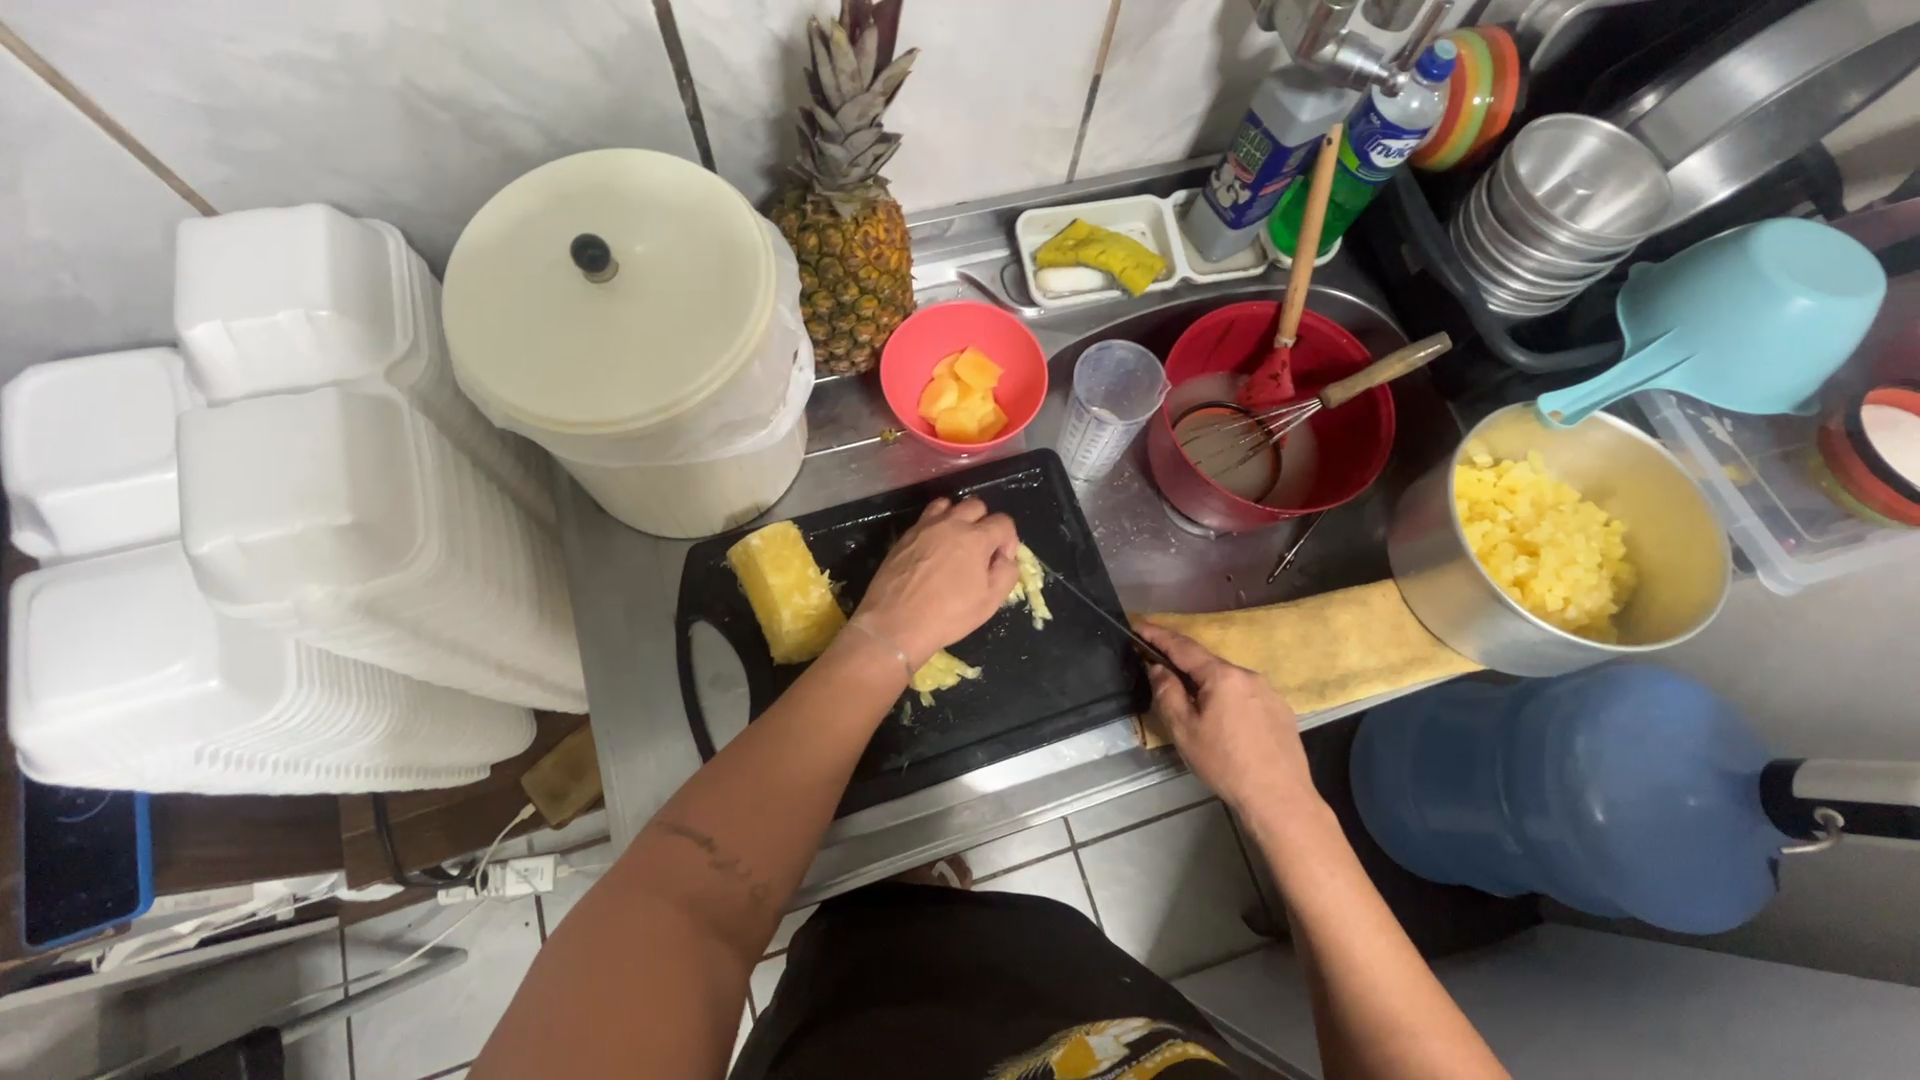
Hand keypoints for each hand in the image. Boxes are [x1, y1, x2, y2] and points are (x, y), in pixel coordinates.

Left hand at [852, 497, 1019, 668]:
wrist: (895, 624)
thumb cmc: (947, 616)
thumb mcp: (990, 602)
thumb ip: (1007, 573)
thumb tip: (1004, 558)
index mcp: (975, 538)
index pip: (1003, 522)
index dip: (1009, 541)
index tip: (1001, 562)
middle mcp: (950, 524)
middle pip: (976, 506)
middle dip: (985, 523)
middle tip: (981, 551)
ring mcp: (924, 527)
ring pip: (948, 505)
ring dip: (958, 518)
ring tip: (956, 544)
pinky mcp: (904, 536)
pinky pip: (926, 519)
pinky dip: (936, 526)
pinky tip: (934, 550)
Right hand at [1133, 622, 1316, 813]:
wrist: (1279, 797)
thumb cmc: (1225, 764)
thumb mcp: (1184, 730)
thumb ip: (1167, 693)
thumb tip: (1158, 668)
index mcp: (1222, 676)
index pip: (1183, 647)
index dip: (1158, 635)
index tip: (1138, 626)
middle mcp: (1248, 675)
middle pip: (1207, 663)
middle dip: (1181, 664)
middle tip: (1158, 670)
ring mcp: (1269, 692)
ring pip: (1227, 681)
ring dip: (1206, 685)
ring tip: (1191, 706)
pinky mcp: (1281, 710)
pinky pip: (1245, 695)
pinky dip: (1227, 699)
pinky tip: (1223, 723)